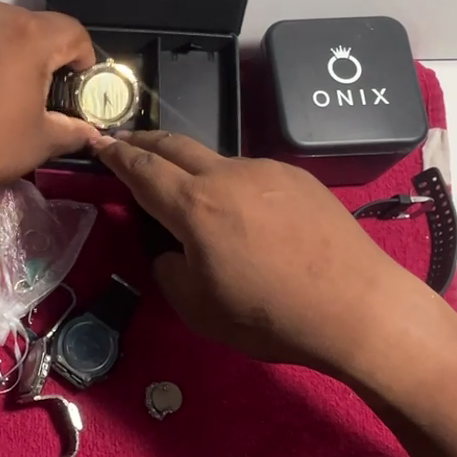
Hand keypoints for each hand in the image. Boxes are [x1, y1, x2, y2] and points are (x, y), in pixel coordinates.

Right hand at [93, 130, 438, 375]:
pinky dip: (233, 186)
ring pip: (216, 162)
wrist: (358, 308)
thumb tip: (173, 251)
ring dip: (192, 171)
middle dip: (143, 141)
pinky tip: (249, 218)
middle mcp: (227, 175)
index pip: (142, 169)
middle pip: (174, 144)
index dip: (115, 155)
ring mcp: (267, 171)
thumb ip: (169, 270)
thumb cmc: (270, 316)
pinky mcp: (299, 178)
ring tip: (194, 199)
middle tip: (125, 143)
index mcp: (194, 206)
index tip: (97, 142)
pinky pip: (252, 175)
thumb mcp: (198, 308)